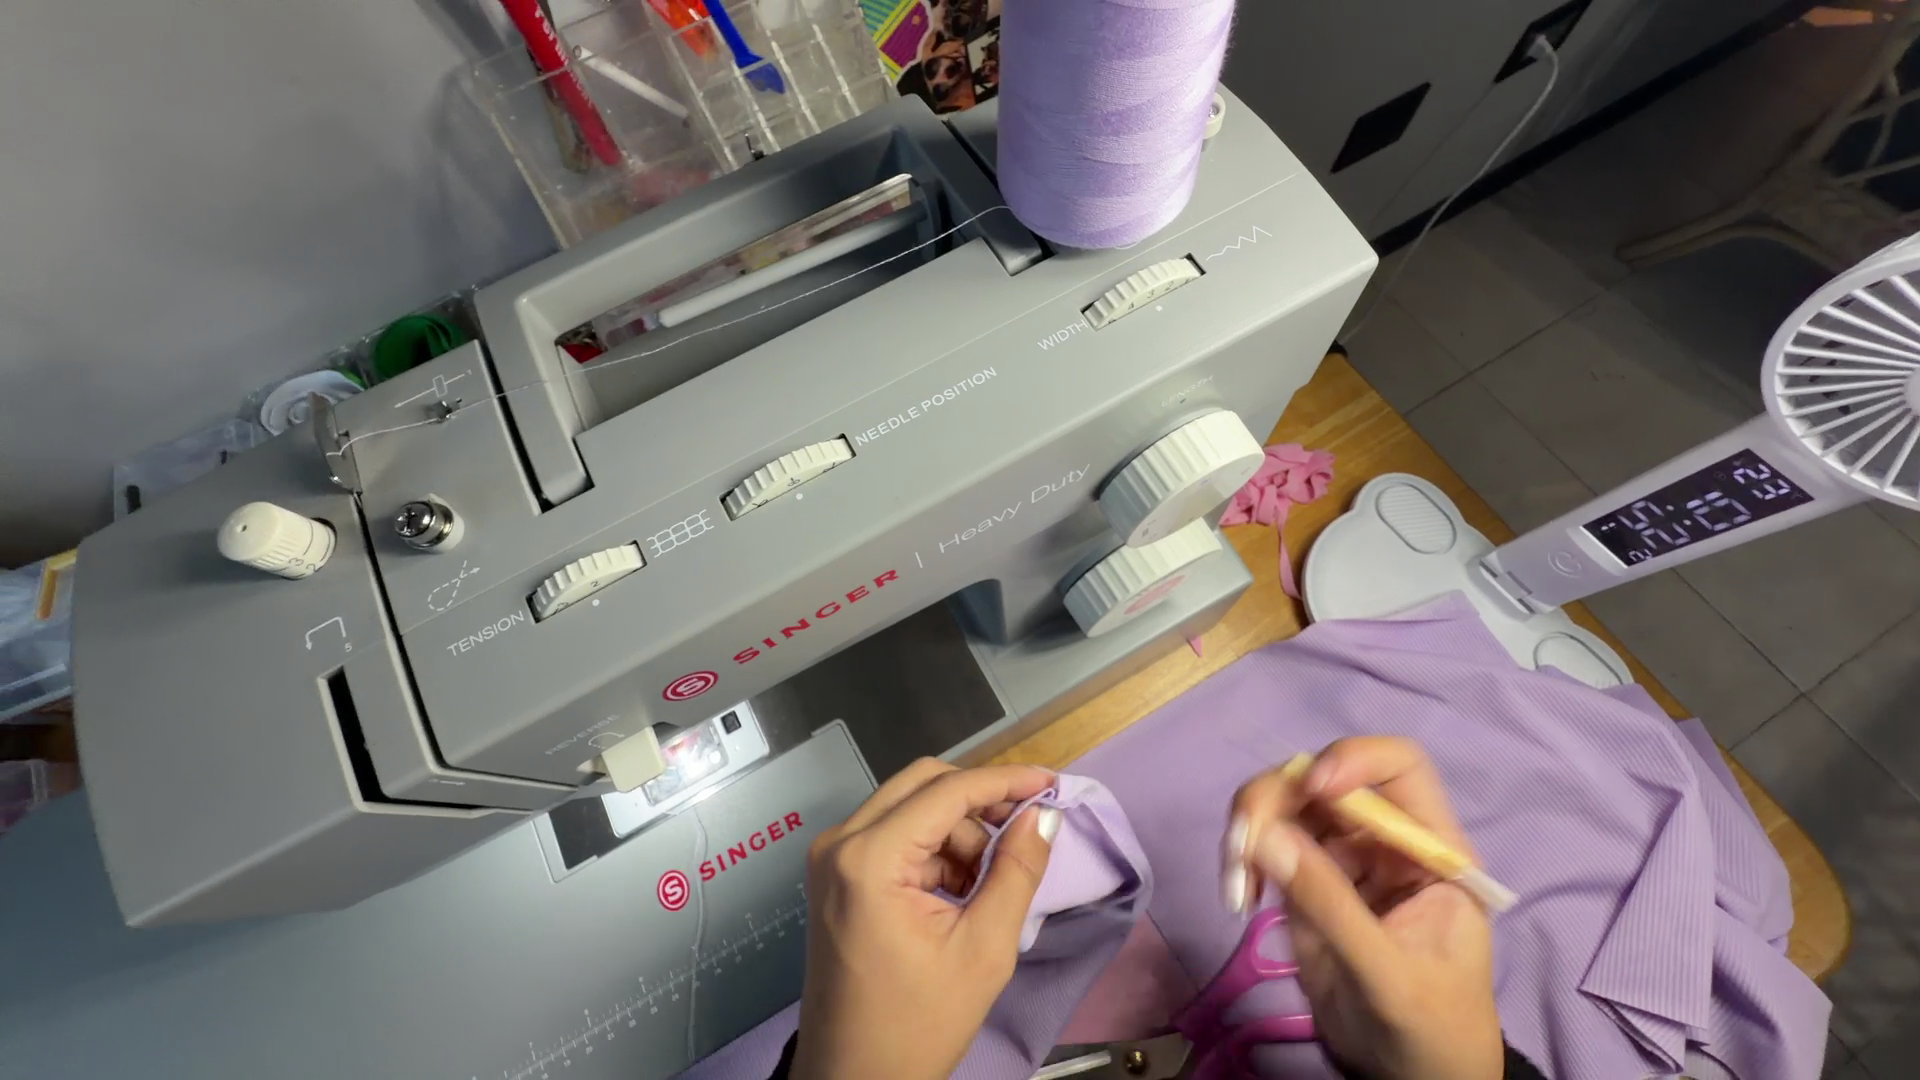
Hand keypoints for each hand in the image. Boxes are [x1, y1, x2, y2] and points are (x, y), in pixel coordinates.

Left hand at [791, 759, 1060, 1079]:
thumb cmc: (919, 1026)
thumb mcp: (984, 950)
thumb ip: (1017, 871)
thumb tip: (1043, 814)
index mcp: (869, 857)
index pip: (946, 792)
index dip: (1003, 781)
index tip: (1050, 783)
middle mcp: (841, 840)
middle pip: (923, 784)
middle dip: (980, 800)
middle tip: (1025, 824)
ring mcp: (834, 854)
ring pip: (911, 805)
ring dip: (958, 829)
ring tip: (990, 879)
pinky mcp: (837, 871)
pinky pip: (896, 833)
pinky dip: (936, 848)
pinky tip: (962, 888)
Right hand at [1225, 737, 1501, 1079]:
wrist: (1406, 1079)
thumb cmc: (1429, 1029)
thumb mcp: (1389, 975)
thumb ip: (1332, 904)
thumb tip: (1266, 835)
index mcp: (1430, 848)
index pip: (1398, 766)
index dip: (1354, 759)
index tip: (1314, 789)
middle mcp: (1380, 836)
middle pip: (1319, 776)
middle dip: (1274, 799)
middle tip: (1241, 845)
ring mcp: (1337, 852)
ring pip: (1282, 802)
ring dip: (1247, 827)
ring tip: (1236, 883)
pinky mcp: (1301, 872)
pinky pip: (1262, 838)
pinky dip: (1240, 856)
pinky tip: (1238, 896)